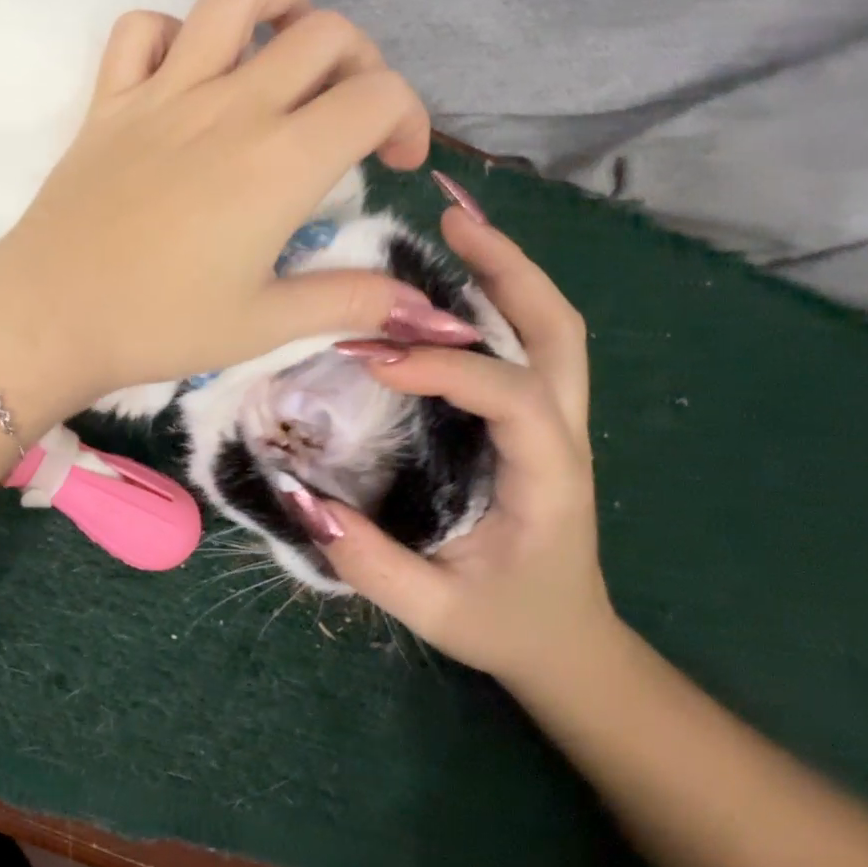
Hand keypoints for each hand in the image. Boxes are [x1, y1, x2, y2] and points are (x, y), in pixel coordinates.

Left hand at [0, 0, 438, 412]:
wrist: (49, 315)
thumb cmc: (156, 325)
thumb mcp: (262, 325)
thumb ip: (344, 301)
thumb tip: (412, 303)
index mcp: (282, 161)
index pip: (378, 95)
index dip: (408, 118)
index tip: (392, 164)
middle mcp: (231, 108)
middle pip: (325, 34)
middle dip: (360, 63)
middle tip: (346, 114)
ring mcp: (163, 94)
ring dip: (276, 2)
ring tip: (283, 46)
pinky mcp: (108, 101)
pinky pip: (138, 29)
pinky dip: (170, 31)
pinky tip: (183, 70)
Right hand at [312, 197, 616, 686]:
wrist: (568, 644)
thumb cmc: (506, 625)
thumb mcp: (434, 611)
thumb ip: (370, 563)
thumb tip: (299, 497)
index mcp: (549, 479)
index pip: (512, 396)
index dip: (443, 366)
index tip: (369, 358)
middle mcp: (564, 438)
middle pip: (556, 332)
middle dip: (507, 269)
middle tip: (448, 222)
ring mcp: (556, 425)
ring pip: (550, 330)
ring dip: (507, 272)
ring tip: (453, 226)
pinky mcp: (534, 423)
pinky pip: (527, 347)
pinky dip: (497, 301)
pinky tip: (450, 281)